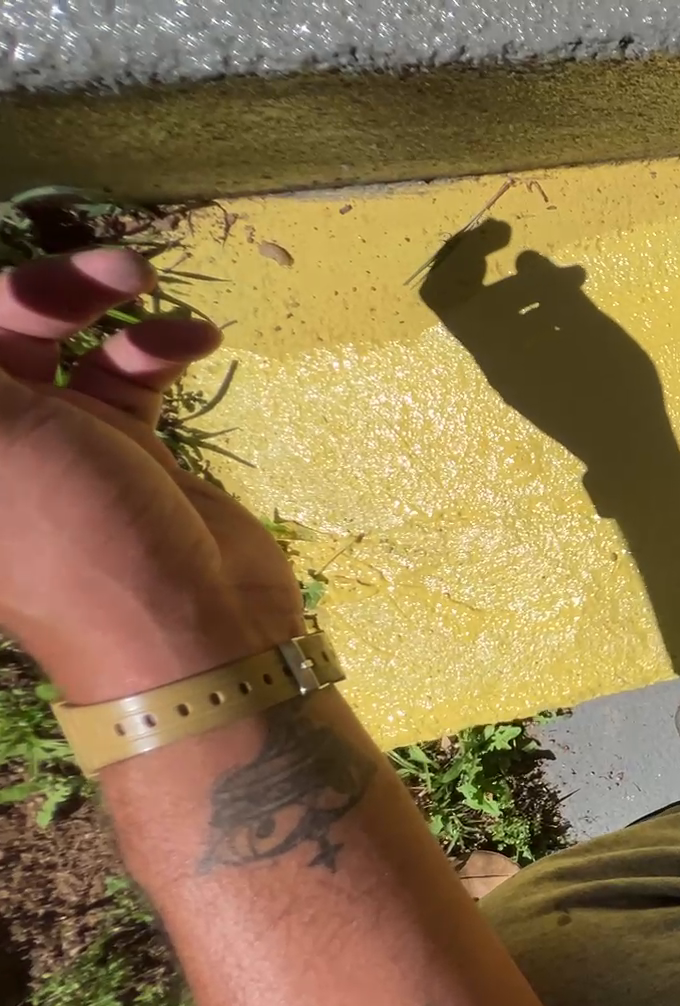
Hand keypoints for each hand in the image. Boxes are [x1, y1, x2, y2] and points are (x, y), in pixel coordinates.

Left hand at [0, 249, 302, 704]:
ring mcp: (48, 433)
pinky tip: (198, 339)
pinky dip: (162, 349)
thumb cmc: (69, 529)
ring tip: (155, 285)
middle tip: (118, 264)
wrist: (186, 611)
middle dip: (46, 287)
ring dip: (108, 307)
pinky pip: (131, 375)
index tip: (27, 285)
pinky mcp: (125, 444)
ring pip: (60, 341)